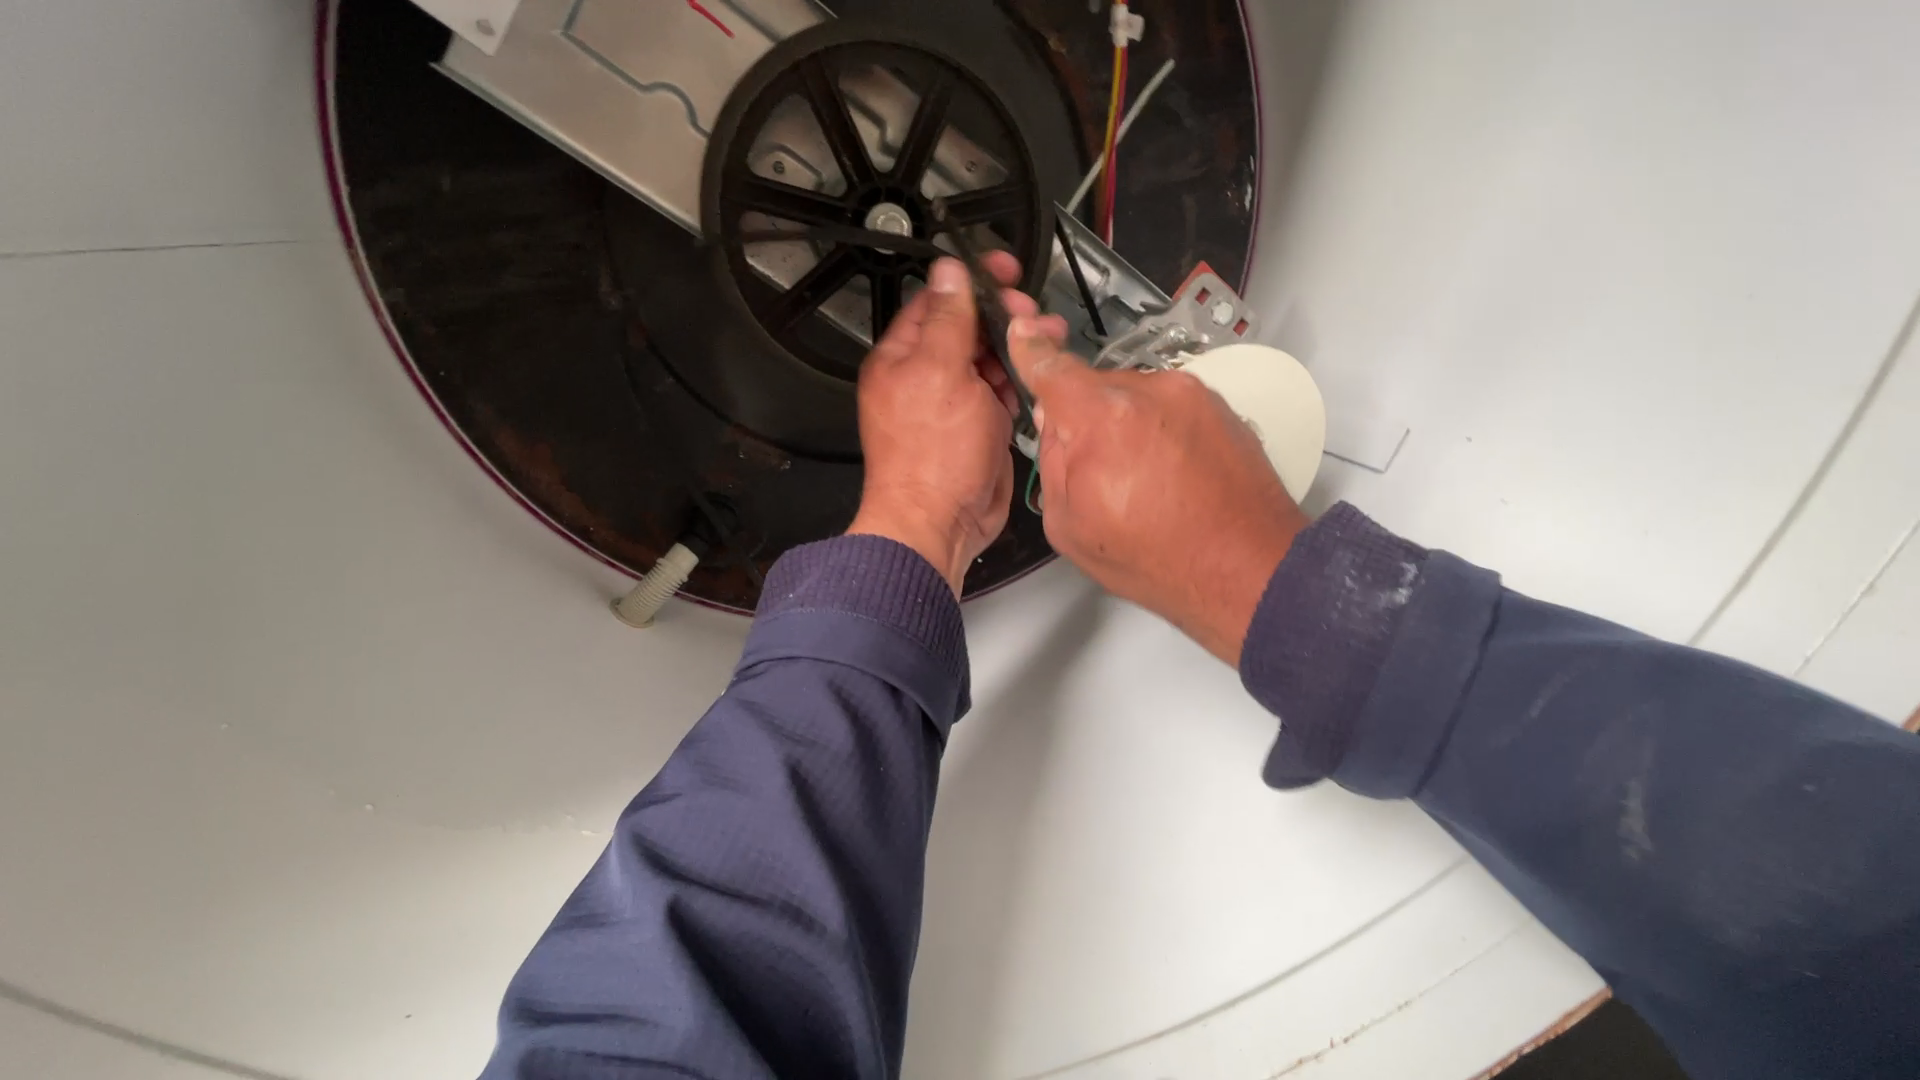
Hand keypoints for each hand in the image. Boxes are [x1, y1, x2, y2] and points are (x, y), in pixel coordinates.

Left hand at [848, 255, 1065, 594]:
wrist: (941, 522)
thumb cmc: (930, 457)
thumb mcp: (941, 373)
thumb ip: (949, 320)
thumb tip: (949, 272)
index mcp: (902, 358)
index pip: (938, 301)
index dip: (972, 281)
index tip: (1004, 269)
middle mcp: (925, 377)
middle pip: (968, 328)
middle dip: (1002, 315)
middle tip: (1028, 312)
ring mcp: (954, 403)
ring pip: (989, 359)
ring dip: (1016, 347)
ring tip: (1043, 338)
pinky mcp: (978, 427)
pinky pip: (1002, 392)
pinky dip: (1020, 382)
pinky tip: (1036, 376)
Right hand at [1006, 318, 1309, 664]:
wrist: (1246, 570)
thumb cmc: (1157, 558)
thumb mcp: (1069, 526)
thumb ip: (1052, 462)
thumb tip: (1056, 426)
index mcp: (1103, 418)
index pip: (1052, 368)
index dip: (1032, 352)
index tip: (1024, 335)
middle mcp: (1151, 391)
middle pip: (1096, 389)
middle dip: (1088, 420)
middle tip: (1100, 474)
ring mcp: (1193, 395)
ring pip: (1136, 398)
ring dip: (1128, 427)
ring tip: (1145, 484)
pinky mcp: (1222, 407)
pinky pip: (1172, 408)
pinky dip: (1162, 433)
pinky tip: (1173, 478)